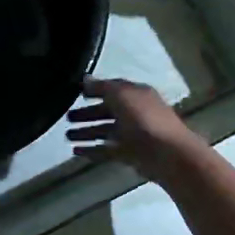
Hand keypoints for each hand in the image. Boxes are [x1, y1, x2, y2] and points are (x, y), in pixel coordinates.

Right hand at [67, 77, 207, 183]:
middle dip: (87, 114)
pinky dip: (92, 150)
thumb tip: (85, 79)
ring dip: (86, 132)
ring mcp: (132, 135)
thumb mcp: (122, 96)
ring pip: (105, 131)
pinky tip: (76, 152)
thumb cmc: (144, 119)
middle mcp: (134, 112)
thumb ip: (102, 87)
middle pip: (107, 111)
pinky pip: (107, 150)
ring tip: (67, 136)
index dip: (94, 90)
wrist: (167, 154)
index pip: (112, 89)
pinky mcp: (129, 154)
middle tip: (67, 117)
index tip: (76, 93)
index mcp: (136, 95)